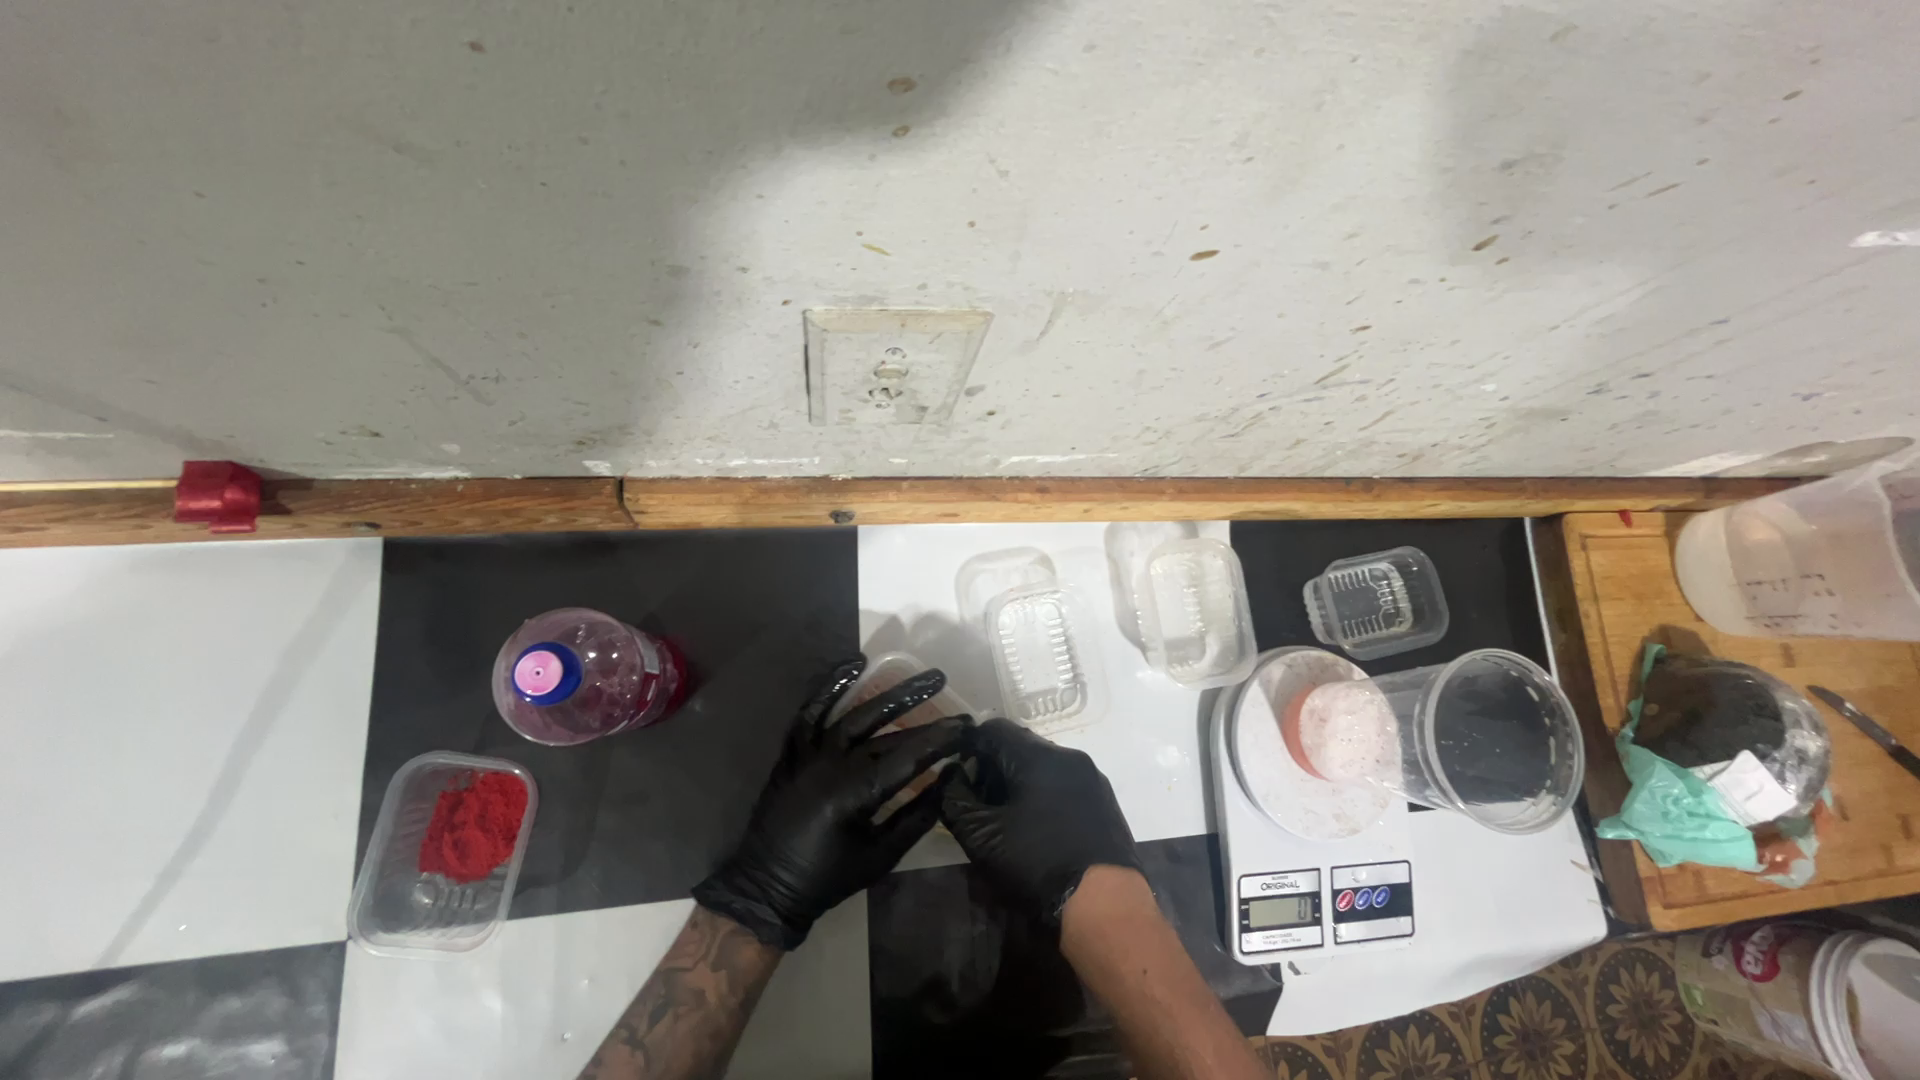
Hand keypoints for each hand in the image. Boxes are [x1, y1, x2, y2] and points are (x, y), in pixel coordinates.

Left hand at [693, 658, 969, 949]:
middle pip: (886, 732)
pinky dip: (830, 686)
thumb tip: (950, 779)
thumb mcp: (881, 856)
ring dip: (891, 694)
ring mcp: (808, 754)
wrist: (766, 887)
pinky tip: (854, 665)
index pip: (907, 758)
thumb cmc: (828, 879)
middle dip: (925, 717)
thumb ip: (918, 816)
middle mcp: (830, 765)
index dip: (940, 740)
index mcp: (853, 795)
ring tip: (925, 678)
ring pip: (854, 713)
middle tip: (958, 707)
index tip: (967, 727)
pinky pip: (811, 711)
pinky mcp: (792, 751)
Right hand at [940, 717, 1139, 922]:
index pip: (995, 729)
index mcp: (1039, 756)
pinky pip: (1065, 784)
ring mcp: (1092, 779)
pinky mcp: (1105, 802)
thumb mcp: (981, 836)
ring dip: (1020, 783)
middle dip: (995, 767)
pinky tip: (1039, 829)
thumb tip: (949, 775)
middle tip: (979, 802)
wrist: (1106, 905)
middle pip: (1021, 746)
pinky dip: (1045, 795)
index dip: (970, 747)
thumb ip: (955, 798)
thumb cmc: (1038, 865)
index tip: (959, 776)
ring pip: (1045, 766)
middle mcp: (1069, 757)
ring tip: (1008, 819)